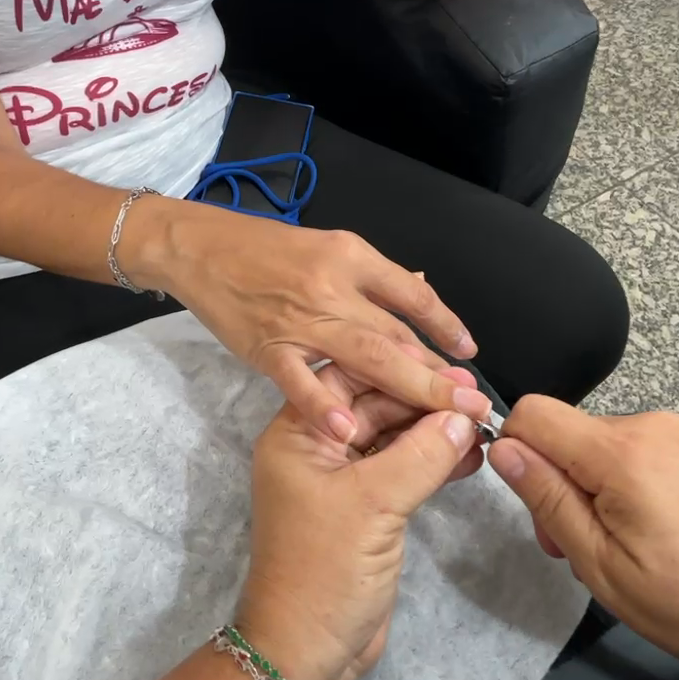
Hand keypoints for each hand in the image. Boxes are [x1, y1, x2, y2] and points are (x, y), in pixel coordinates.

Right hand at [125, 198, 491, 443]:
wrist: (202, 247)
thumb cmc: (265, 248)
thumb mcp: (326, 246)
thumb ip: (370, 275)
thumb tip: (418, 288)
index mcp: (350, 255)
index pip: (411, 294)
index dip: (446, 325)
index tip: (470, 355)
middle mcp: (333, 286)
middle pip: (397, 334)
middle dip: (440, 372)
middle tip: (476, 407)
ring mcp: (300, 319)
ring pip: (364, 358)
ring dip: (407, 390)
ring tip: (442, 422)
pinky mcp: (267, 347)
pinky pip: (301, 381)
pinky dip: (325, 407)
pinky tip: (351, 433)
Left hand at [236, 364, 484, 679]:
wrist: (308, 649)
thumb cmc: (324, 567)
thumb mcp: (372, 504)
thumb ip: (420, 455)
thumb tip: (464, 417)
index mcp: (299, 430)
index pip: (349, 378)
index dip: (397, 368)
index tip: (448, 368)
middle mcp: (319, 444)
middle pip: (375, 404)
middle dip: (423, 400)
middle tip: (474, 394)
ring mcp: (343, 476)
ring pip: (393, 436)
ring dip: (434, 431)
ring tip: (481, 422)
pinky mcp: (366, 506)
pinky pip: (402, 469)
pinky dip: (434, 462)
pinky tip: (471, 458)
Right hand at [487, 397, 678, 679]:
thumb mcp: (608, 570)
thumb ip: (549, 501)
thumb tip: (502, 449)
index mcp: (623, 453)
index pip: (532, 412)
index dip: (515, 449)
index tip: (533, 501)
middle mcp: (651, 425)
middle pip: (567, 432)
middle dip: (557, 481)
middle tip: (576, 547)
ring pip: (600, 443)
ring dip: (592, 486)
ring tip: (623, 546)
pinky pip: (636, 448)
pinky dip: (626, 482)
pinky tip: (656, 531)